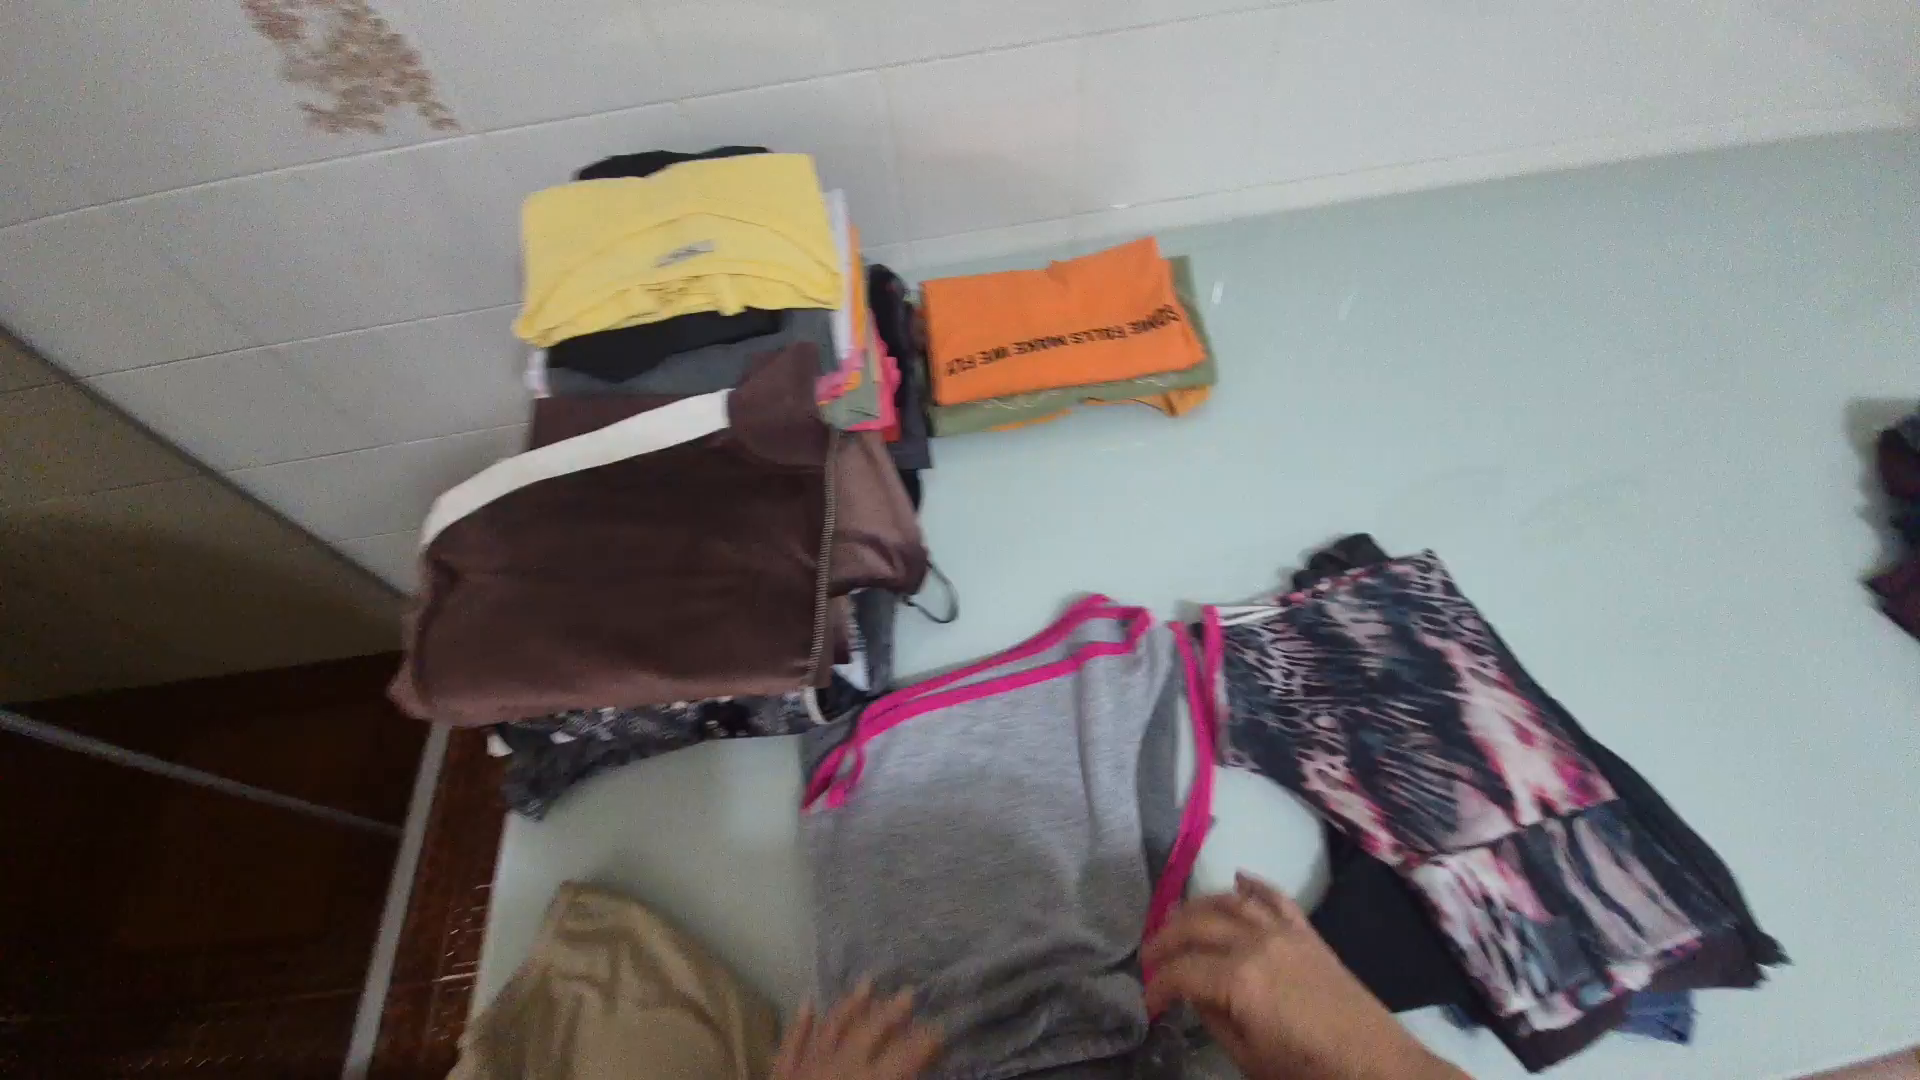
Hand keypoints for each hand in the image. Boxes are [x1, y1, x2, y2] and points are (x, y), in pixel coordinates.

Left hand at [773, 981, 943, 1079]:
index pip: (905, 1058)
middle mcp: (840, 1070)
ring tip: (866, 982)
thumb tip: (915, 1078)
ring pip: (832, 1028)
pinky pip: (791, 1045)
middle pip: (869, 1033)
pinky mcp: (780, 1078)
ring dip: (849, 1006)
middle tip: (908, 992)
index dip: (925, 1042)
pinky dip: (800, 1024)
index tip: (941, 1026)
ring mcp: (806, 1070)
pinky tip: (806, 1002)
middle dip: (890, 1012)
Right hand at [1144, 873, 1466, 1079]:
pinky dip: (1253, 885)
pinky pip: (1274, 897)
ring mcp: (1282, 932)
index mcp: (1239, 980)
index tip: (1148, 1000)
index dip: (1158, 984)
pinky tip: (1237, 880)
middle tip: (1151, 957)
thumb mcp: (1251, 1060)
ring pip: (1227, 901)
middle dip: (1165, 939)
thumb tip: (1193, 994)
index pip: (1181, 971)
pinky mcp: (1307, 933)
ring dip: (1197, 906)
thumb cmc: (1311, 1074)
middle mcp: (1254, 943)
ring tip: (1178, 920)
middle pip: (1195, 925)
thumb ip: (1215, 1020)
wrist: (1381, 1071)